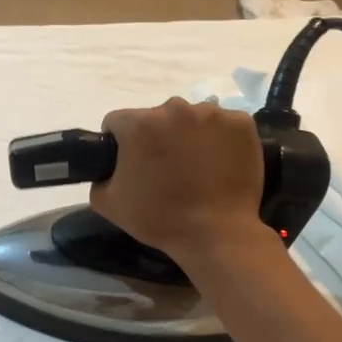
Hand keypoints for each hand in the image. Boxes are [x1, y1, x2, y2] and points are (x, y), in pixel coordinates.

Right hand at [90, 98, 266, 254]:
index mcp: (139, 124)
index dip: (118, 142)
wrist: (215, 233)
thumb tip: (109, 169)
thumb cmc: (158, 218)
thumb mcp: (107, 203)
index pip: (117, 121)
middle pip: (156, 117)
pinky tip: (217, 162)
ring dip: (187, 135)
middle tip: (164, 168)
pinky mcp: (242, 123)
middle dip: (156, 137)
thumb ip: (99, 177)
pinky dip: (217, 138)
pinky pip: (222, 124)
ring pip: (190, 118)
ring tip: (194, 167)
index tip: (128, 163)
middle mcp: (175, 109)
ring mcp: (213, 114)